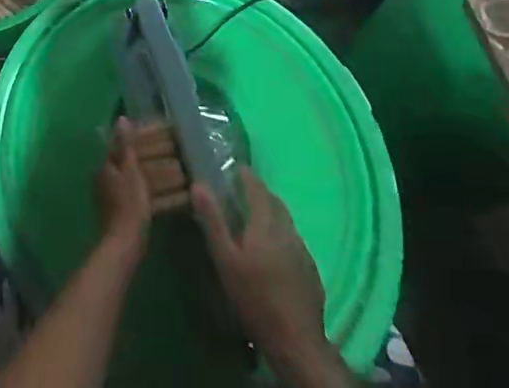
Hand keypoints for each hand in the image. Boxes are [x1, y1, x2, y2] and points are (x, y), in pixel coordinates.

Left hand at [95, 119, 188, 249]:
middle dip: (152, 155)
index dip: (141, 136)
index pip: (123, 144)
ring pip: (139, 179)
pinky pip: (144, 196)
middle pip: (132, 161)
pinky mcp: (126, 212)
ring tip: (180, 170)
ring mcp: (116, 197)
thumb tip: (122, 119)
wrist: (125, 244)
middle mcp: (107, 179)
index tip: (162, 131)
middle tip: (174, 149)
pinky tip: (177, 194)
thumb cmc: (129, 204)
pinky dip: (158, 194)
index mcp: (106, 167)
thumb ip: (126, 146)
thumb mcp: (130, 172)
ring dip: (157, 174)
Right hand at [193, 167, 327, 361]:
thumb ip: (213, 221)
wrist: (295, 340)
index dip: (247, 176)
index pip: (258, 189)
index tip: (236, 168)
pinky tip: (272, 253)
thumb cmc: (254, 297)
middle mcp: (288, 231)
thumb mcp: (225, 259)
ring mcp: (303, 251)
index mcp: (266, 224)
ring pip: (286, 222)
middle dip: (260, 193)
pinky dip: (281, 235)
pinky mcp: (310, 270)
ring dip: (271, 214)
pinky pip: (293, 242)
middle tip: (242, 193)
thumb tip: (198, 184)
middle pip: (275, 203)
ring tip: (254, 220)